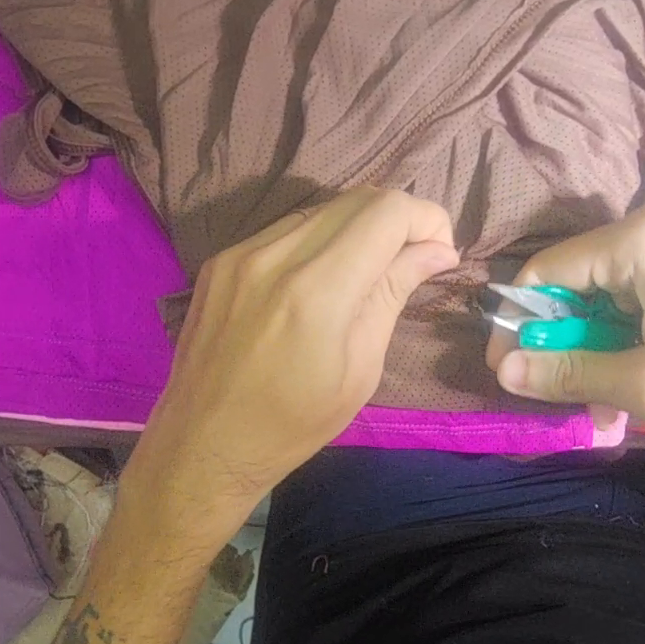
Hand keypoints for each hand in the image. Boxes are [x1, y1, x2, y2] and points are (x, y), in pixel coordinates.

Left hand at [132, 187, 457, 516]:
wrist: (204, 444)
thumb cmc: (293, 424)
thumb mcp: (360, 370)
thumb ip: (392, 295)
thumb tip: (437, 252)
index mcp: (318, 291)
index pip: (388, 212)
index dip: (427, 220)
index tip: (440, 253)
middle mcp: (276, 256)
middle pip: (358, 198)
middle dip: (400, 219)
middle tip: (414, 260)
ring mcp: (241, 253)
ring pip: (321, 209)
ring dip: (358, 228)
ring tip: (370, 271)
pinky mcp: (220, 261)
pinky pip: (285, 229)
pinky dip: (319, 240)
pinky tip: (322, 279)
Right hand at [486, 202, 644, 439]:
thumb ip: (568, 373)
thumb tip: (502, 369)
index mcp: (638, 238)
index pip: (543, 272)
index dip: (519, 326)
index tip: (513, 376)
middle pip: (576, 285)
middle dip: (567, 347)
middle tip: (576, 404)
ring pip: (610, 299)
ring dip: (601, 352)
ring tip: (617, 407)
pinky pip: (644, 300)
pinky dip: (633, 342)